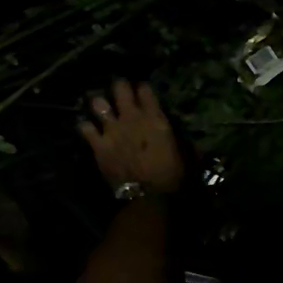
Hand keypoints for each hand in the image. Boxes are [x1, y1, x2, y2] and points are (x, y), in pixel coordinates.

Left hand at [78, 80, 184, 195]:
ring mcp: (112, 130)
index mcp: (154, 117)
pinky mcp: (99, 145)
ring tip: (101, 107)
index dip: (142, 87)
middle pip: (120, 88)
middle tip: (119, 90)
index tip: (142, 90)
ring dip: (100, 104)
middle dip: (119, 86)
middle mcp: (131, 118)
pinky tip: (88, 128)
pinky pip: (85, 127)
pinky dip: (86, 126)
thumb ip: (187, 144)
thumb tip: (197, 143)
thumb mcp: (186, 156)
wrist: (149, 196)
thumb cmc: (172, 176)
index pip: (145, 89)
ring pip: (99, 103)